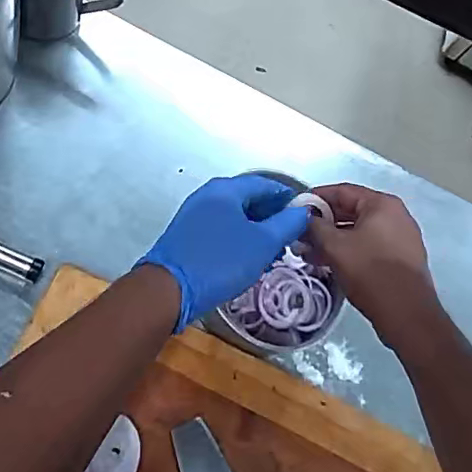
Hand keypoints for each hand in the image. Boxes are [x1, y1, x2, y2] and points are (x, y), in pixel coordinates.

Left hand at [137, 175, 310, 331]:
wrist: (169, 287)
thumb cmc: (219, 261)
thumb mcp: (261, 243)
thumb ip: (286, 225)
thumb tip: (302, 212)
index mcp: (226, 189)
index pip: (264, 183)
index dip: (286, 197)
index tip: (302, 213)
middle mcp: (209, 194)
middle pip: (248, 197)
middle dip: (271, 215)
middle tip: (290, 235)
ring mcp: (196, 212)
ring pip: (234, 214)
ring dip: (256, 228)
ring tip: (272, 250)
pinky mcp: (188, 232)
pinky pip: (221, 226)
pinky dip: (239, 236)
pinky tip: (248, 256)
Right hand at [305, 184, 440, 346]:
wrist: (408, 316)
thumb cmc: (370, 271)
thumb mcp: (334, 245)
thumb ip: (314, 226)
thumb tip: (304, 219)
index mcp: (382, 204)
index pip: (342, 191)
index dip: (315, 198)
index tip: (296, 209)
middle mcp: (395, 216)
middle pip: (350, 211)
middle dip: (323, 223)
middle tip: (300, 234)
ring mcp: (401, 239)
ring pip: (358, 232)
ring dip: (332, 240)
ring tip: (309, 254)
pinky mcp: (401, 261)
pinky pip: (368, 247)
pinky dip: (348, 252)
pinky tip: (328, 264)